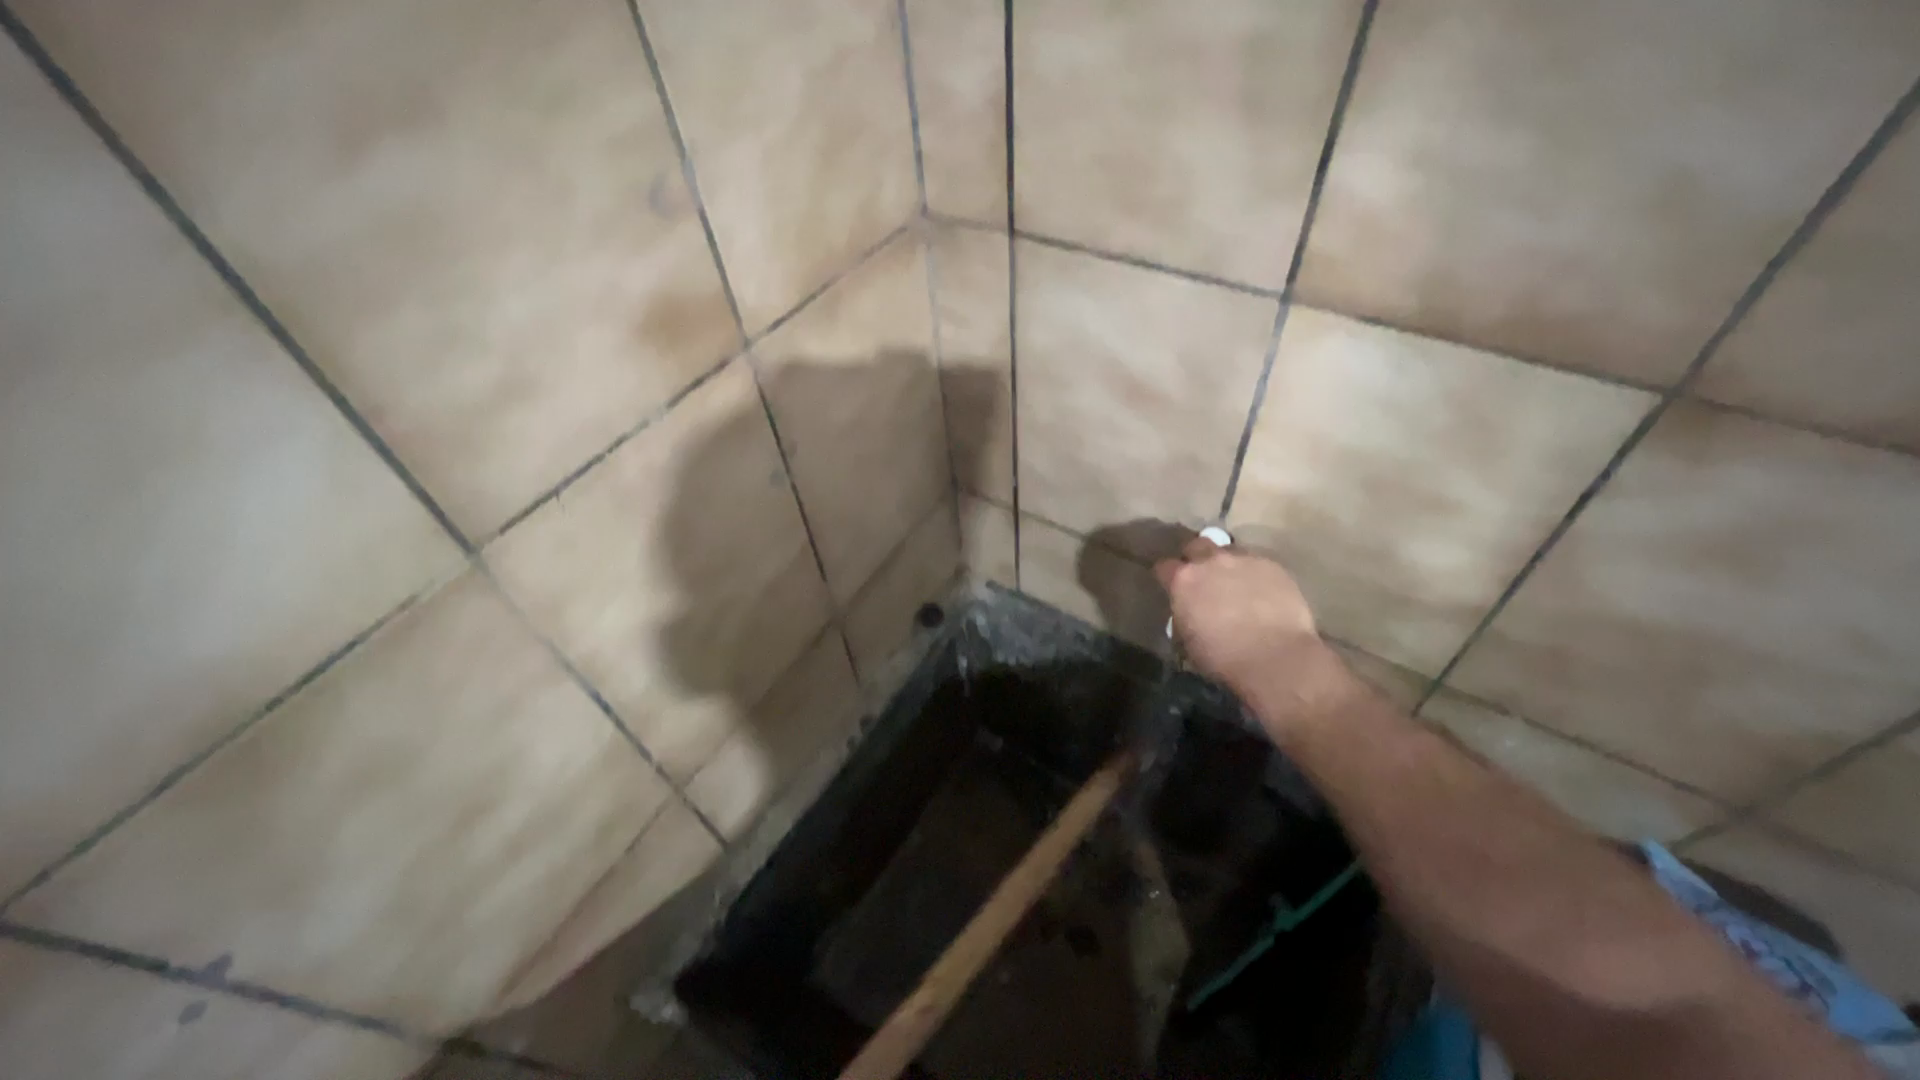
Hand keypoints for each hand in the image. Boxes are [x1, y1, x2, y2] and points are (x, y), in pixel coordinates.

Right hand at [1154, 538, 1349, 724]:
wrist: (1275, 657)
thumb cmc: (1223, 657)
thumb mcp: (1187, 641)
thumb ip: (1183, 616)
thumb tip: (1188, 612)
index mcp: (1183, 580)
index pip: (1164, 566)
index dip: (1167, 576)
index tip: (1171, 587)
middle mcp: (1211, 561)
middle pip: (1196, 545)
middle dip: (1196, 558)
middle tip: (1203, 579)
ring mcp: (1244, 560)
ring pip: (1230, 552)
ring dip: (1227, 565)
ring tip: (1236, 586)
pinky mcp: (1273, 566)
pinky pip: (1257, 563)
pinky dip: (1254, 575)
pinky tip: (1262, 594)